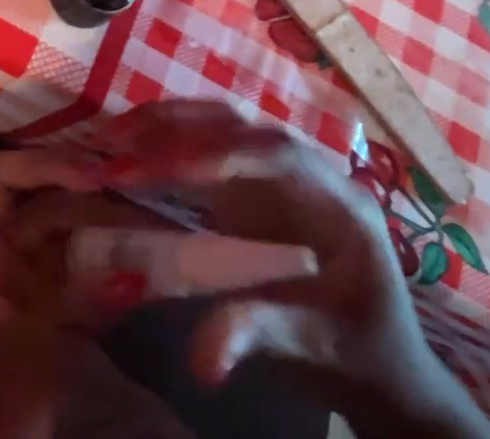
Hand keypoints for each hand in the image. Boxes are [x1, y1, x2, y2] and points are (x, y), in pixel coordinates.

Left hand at [0, 148, 124, 438]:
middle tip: (142, 190)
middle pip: (41, 199)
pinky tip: (149, 250)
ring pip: (68, 229)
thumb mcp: (33, 352)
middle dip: (88, 193)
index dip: (40, 166)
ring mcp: (26, 275)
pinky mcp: (54, 302)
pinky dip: (113, 258)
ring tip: (155, 215)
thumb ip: (80, 305)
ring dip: (107, 222)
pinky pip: (84, 265)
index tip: (93, 174)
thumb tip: (133, 273)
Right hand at [101, 100, 489, 438]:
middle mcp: (306, 173)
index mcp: (338, 202)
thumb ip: (261, 335)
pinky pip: (202, 148)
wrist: (380, 364)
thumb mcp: (317, 347)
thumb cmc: (359, 353)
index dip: (218, 156)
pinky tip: (125, 151)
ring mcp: (275, 175)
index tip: (161, 171)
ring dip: (161, 126)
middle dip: (174, 127)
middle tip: (114, 144)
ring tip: (109, 138)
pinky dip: (162, 143)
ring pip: (216, 125)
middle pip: (239, 125)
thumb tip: (201, 360)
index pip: (277, 156)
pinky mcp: (249, 187)